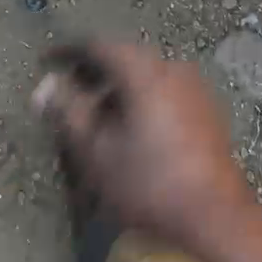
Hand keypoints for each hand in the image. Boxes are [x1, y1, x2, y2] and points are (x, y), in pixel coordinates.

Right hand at [31, 42, 255, 256]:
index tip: (47, 60)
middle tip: (70, 87)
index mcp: (143, 69)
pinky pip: (164, 88)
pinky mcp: (206, 108)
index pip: (97, 44)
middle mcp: (171, 66)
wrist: (216, 217)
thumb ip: (68, 111)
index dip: (68, 50)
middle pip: (124, 55)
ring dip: (118, 85)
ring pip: (145, 73)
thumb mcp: (97, 150)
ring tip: (97, 113)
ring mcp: (194, 85)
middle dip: (94, 70)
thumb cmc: (149, 182)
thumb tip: (45, 86)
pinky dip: (141, 96)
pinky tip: (132, 126)